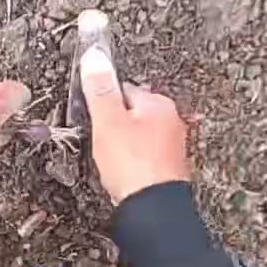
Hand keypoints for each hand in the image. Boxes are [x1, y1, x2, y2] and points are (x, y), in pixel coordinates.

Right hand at [79, 47, 188, 204]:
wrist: (152, 208)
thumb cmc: (133, 166)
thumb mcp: (108, 122)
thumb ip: (100, 90)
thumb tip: (94, 57)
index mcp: (159, 104)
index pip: (124, 89)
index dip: (104, 104)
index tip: (95, 118)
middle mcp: (171, 121)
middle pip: (132, 113)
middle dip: (116, 125)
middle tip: (104, 142)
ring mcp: (171, 145)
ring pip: (138, 135)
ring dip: (124, 145)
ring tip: (113, 160)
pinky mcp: (167, 167)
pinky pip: (144, 154)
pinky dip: (133, 160)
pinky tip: (124, 171)